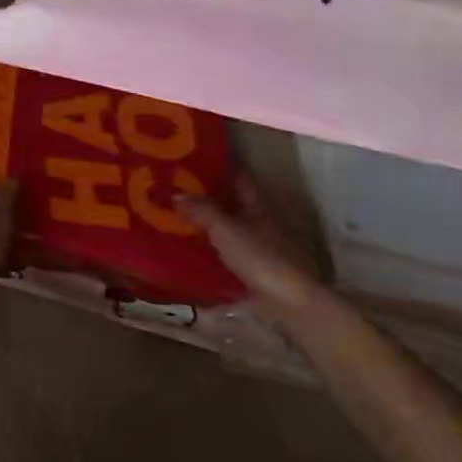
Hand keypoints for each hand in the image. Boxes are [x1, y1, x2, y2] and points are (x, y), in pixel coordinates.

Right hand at [178, 180, 326, 312]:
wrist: (287, 301)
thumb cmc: (259, 258)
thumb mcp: (225, 230)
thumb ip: (201, 211)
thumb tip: (175, 193)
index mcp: (258, 209)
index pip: (241, 181)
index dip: (223, 169)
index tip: (197, 161)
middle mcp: (260, 223)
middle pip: (233, 203)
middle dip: (209, 194)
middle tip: (176, 187)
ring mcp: (257, 246)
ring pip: (228, 225)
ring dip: (206, 219)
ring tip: (174, 213)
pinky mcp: (251, 266)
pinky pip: (223, 246)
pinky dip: (207, 242)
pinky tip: (187, 243)